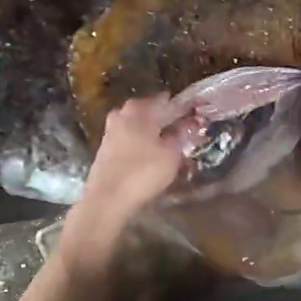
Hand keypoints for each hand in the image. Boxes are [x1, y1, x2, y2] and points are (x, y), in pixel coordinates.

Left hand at [62, 95, 183, 266]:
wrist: (107, 200)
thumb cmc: (143, 172)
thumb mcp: (171, 154)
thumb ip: (180, 136)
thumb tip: (186, 125)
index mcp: (139, 109)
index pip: (165, 100)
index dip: (181, 108)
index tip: (194, 116)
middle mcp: (121, 114)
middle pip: (149, 112)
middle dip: (165, 119)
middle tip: (183, 131)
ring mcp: (111, 132)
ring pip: (138, 126)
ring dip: (153, 133)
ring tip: (170, 145)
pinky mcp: (106, 149)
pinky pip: (130, 140)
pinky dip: (141, 144)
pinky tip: (151, 156)